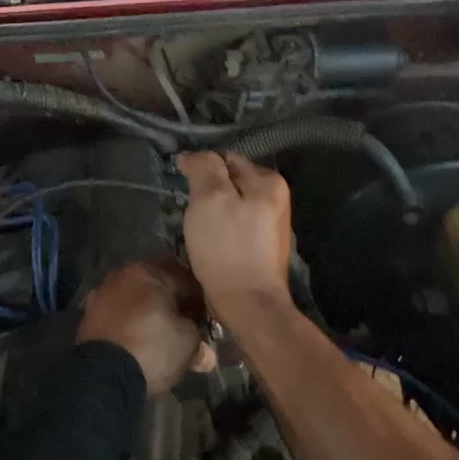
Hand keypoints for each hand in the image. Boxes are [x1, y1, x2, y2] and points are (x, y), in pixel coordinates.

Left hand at [77, 259, 217, 394]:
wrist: (103, 375)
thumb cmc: (152, 348)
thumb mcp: (188, 343)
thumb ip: (199, 338)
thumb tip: (206, 352)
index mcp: (149, 271)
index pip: (185, 278)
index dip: (200, 300)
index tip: (206, 320)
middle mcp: (122, 275)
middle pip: (156, 286)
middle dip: (172, 304)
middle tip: (185, 326)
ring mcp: (101, 295)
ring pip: (134, 300)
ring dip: (148, 313)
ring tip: (161, 337)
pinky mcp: (89, 317)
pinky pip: (117, 315)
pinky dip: (129, 324)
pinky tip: (137, 342)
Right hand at [176, 152, 292, 320]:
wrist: (248, 304)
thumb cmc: (227, 248)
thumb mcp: (210, 199)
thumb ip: (204, 168)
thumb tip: (193, 155)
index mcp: (269, 181)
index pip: (226, 158)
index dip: (201, 169)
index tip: (182, 187)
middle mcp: (277, 198)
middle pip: (230, 182)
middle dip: (207, 192)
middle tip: (189, 211)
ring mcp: (272, 224)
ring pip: (231, 204)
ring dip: (212, 212)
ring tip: (196, 229)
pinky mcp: (262, 246)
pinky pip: (235, 225)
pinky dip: (220, 230)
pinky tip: (209, 244)